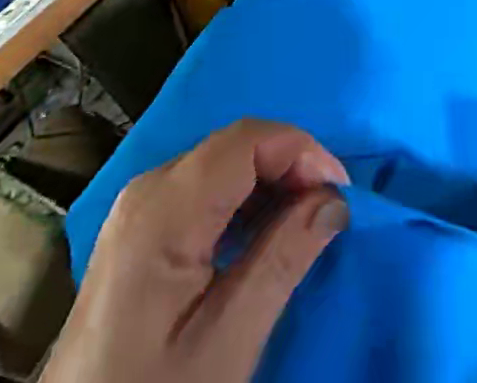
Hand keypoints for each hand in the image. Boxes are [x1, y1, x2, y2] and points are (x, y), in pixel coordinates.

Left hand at [42, 119, 350, 382]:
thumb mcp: (228, 337)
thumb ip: (284, 257)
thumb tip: (336, 200)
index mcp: (162, 213)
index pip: (248, 139)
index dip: (303, 151)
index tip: (337, 194)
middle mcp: (146, 193)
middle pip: (237, 144)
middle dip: (293, 164)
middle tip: (326, 208)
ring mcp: (138, 209)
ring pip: (226, 160)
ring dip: (275, 179)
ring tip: (303, 221)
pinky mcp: (141, 229)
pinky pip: (209, 184)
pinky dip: (250, 195)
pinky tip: (265, 232)